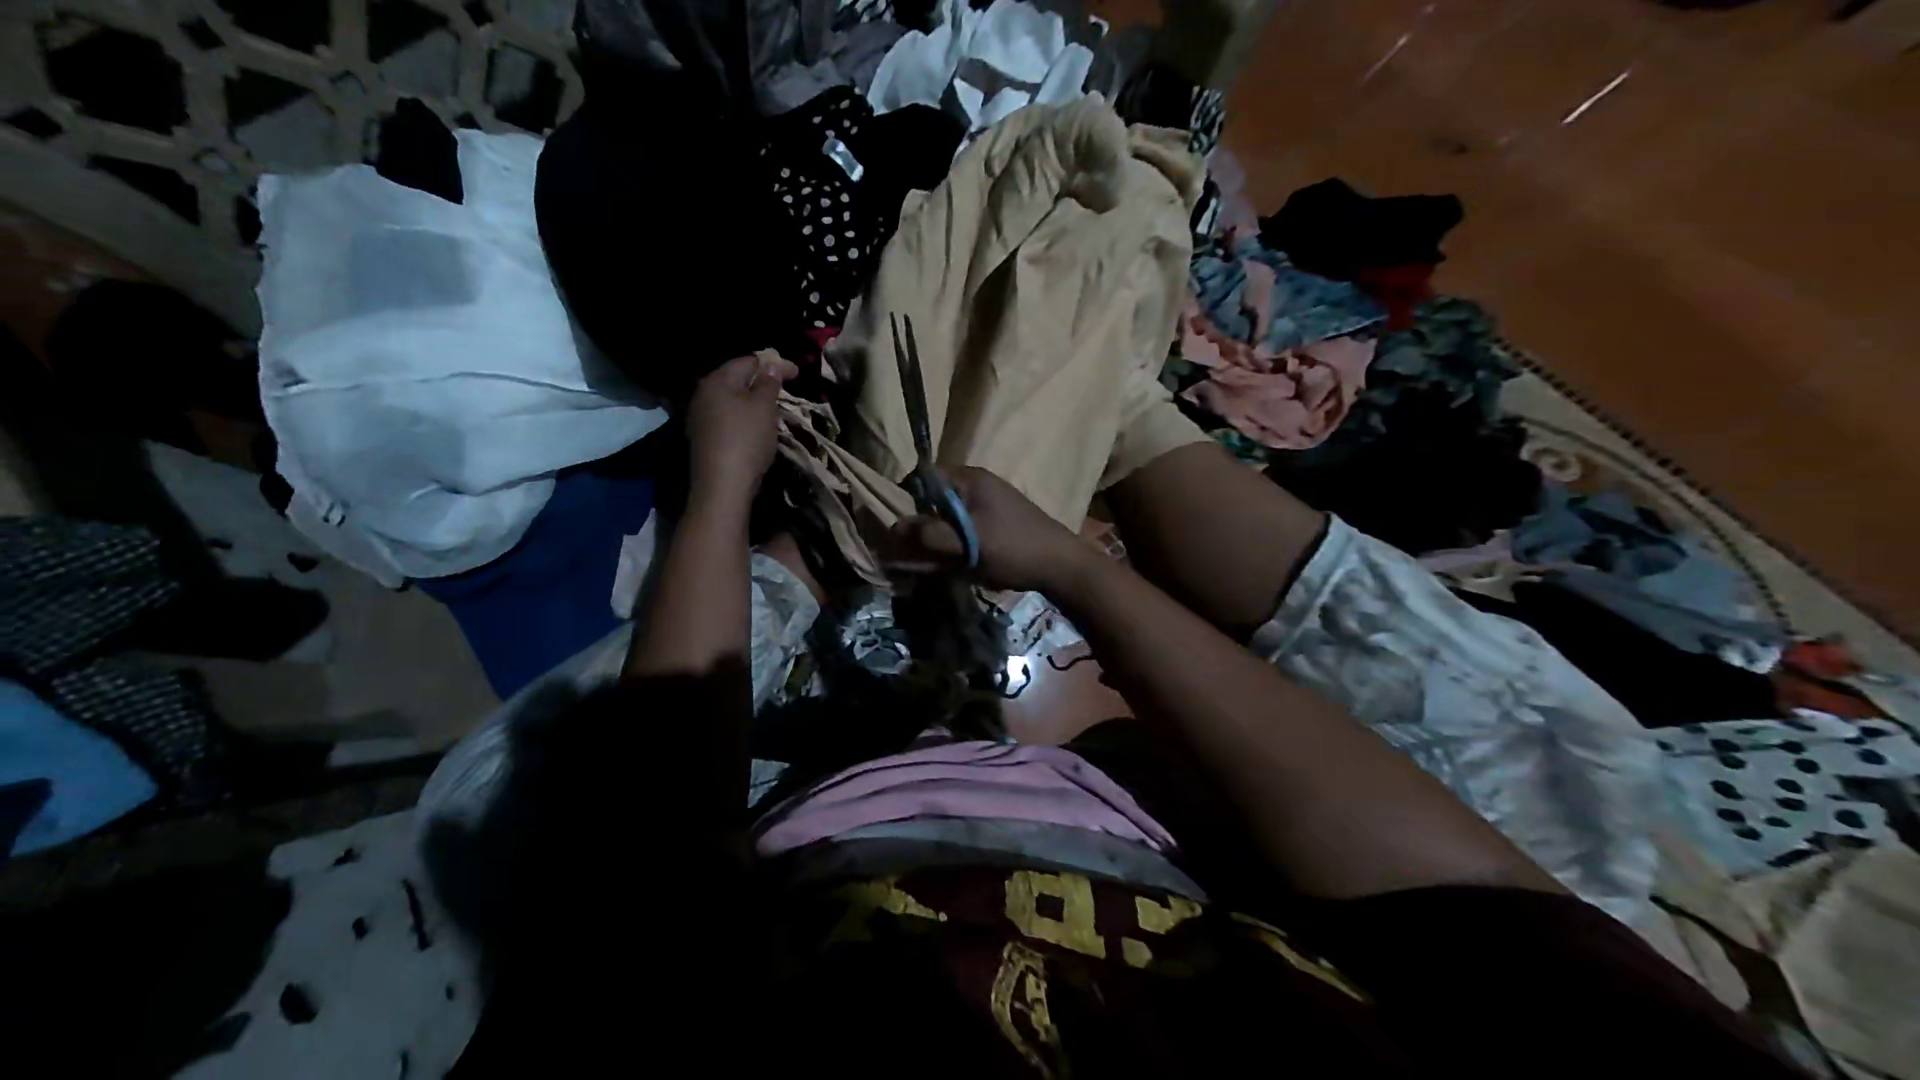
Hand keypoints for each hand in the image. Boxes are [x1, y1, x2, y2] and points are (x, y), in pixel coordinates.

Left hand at [686, 352, 797, 501]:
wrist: (723, 484)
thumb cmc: (746, 439)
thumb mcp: (764, 407)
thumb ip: (769, 383)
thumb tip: (772, 365)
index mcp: (717, 380)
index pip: (748, 361)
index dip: (774, 364)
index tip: (797, 373)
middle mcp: (704, 393)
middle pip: (736, 379)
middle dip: (761, 381)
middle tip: (785, 389)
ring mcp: (701, 416)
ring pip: (732, 399)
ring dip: (753, 400)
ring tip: (774, 408)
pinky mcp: (704, 436)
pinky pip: (727, 417)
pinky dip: (744, 416)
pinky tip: (756, 427)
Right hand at [886, 466, 1100, 593]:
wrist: (1062, 566)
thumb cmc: (1014, 548)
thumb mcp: (968, 543)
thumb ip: (930, 534)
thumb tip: (894, 526)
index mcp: (970, 479)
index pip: (924, 476)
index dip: (907, 498)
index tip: (899, 526)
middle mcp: (978, 485)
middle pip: (935, 497)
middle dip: (920, 522)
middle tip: (910, 549)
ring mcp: (989, 503)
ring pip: (949, 516)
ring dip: (937, 536)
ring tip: (929, 561)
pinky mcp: (996, 523)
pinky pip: (964, 528)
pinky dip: (954, 542)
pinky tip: (953, 562)